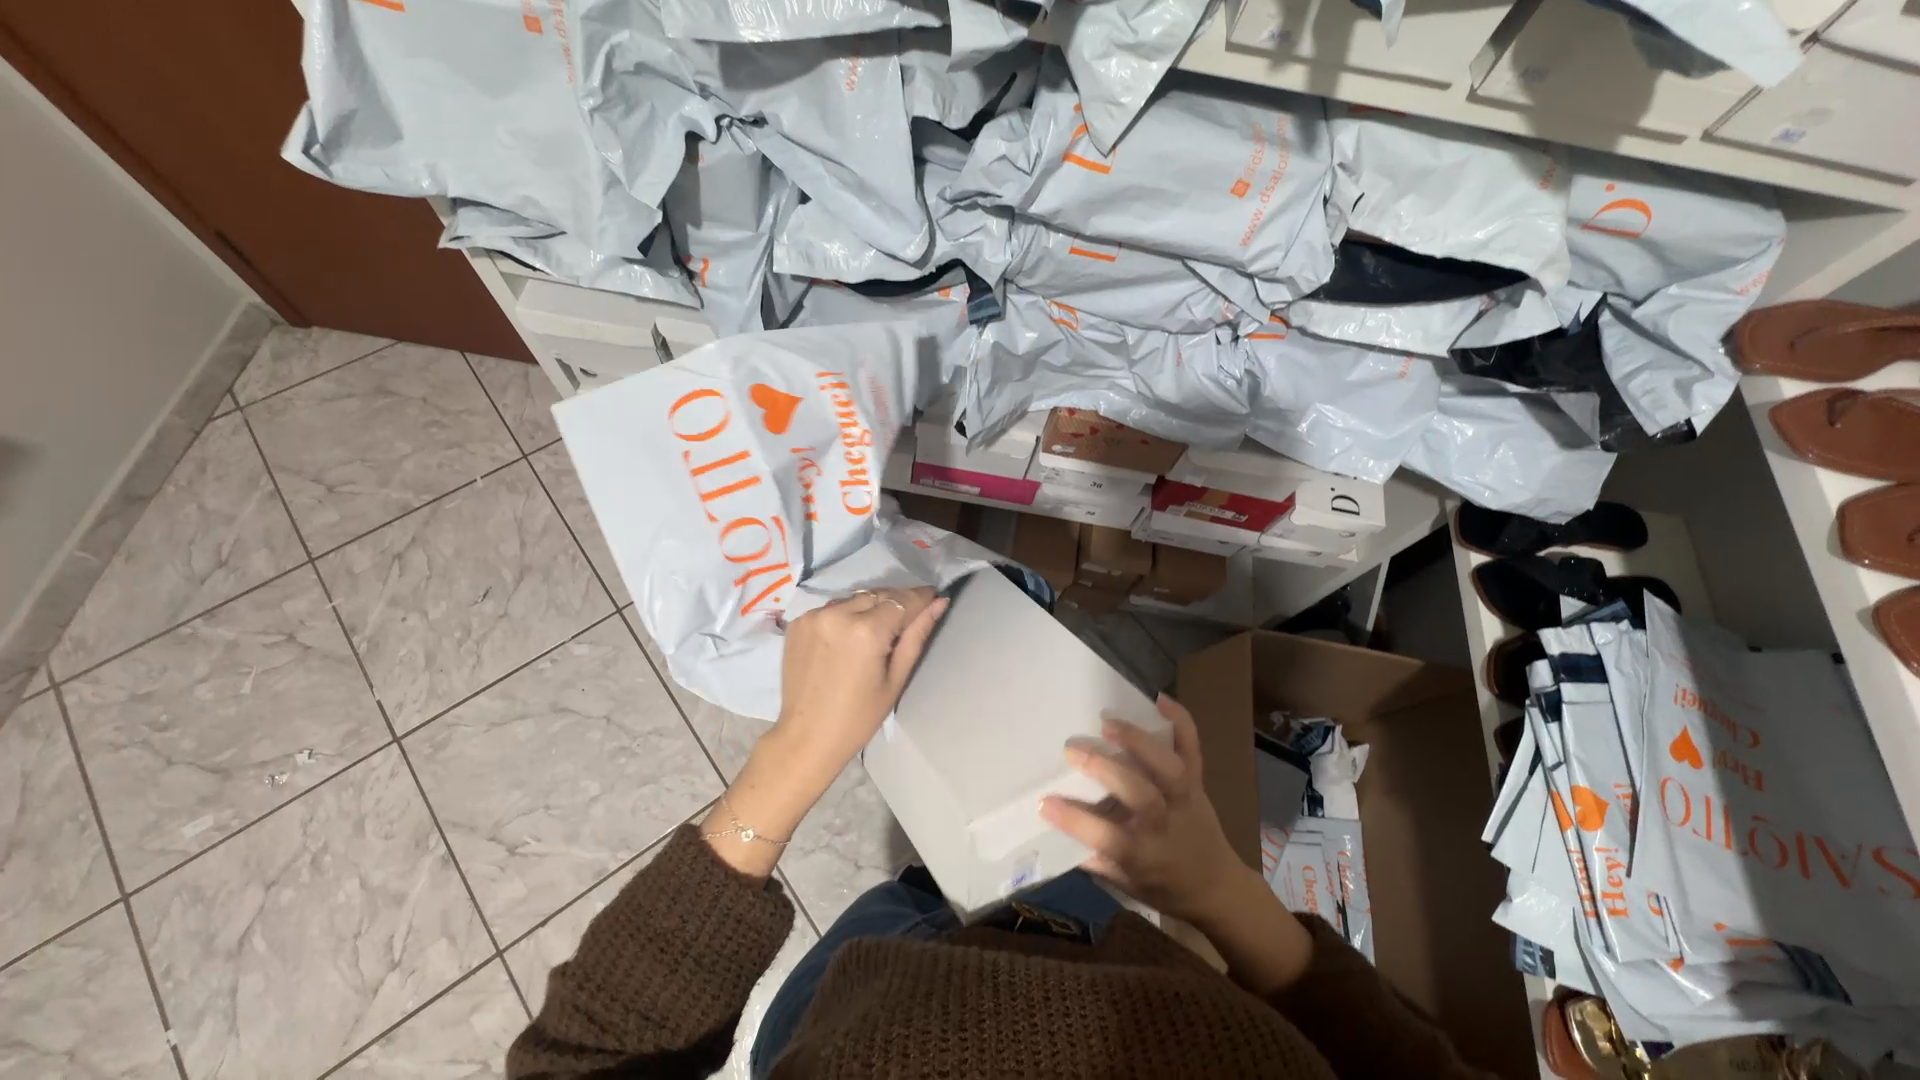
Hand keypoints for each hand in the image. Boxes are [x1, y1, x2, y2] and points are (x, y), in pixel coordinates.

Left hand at [770, 586, 947, 787]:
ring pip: (854, 599)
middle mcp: (837, 614)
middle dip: (896, 603)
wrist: (807, 736)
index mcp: (866, 631)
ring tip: (877, 631)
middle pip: (878, 595)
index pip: (902, 601)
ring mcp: (813, 616)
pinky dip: (844, 617)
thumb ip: (916, 636)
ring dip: (869, 608)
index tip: (934, 596)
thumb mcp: (895, 679)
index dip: (920, 597)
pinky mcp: (797, 623)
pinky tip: (848, 639)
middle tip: (909, 618)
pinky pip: (831, 609)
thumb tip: (938, 603)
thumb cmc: (859, 717)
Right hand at [1040, 694, 1246, 925]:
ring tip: (1107, 721)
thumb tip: (1054, 828)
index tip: (1044, 802)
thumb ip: (1094, 859)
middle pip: (1141, 794)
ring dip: (1138, 741)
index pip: (1108, 838)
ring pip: (1169, 767)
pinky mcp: (1198, 783)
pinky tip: (1160, 699)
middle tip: (1072, 749)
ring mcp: (1186, 800)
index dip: (1076, 821)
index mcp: (1145, 856)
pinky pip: (1193, 749)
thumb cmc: (1164, 887)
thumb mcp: (1126, 885)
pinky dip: (1181, 722)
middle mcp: (1167, 825)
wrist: (1218, 887)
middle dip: (1106, 769)